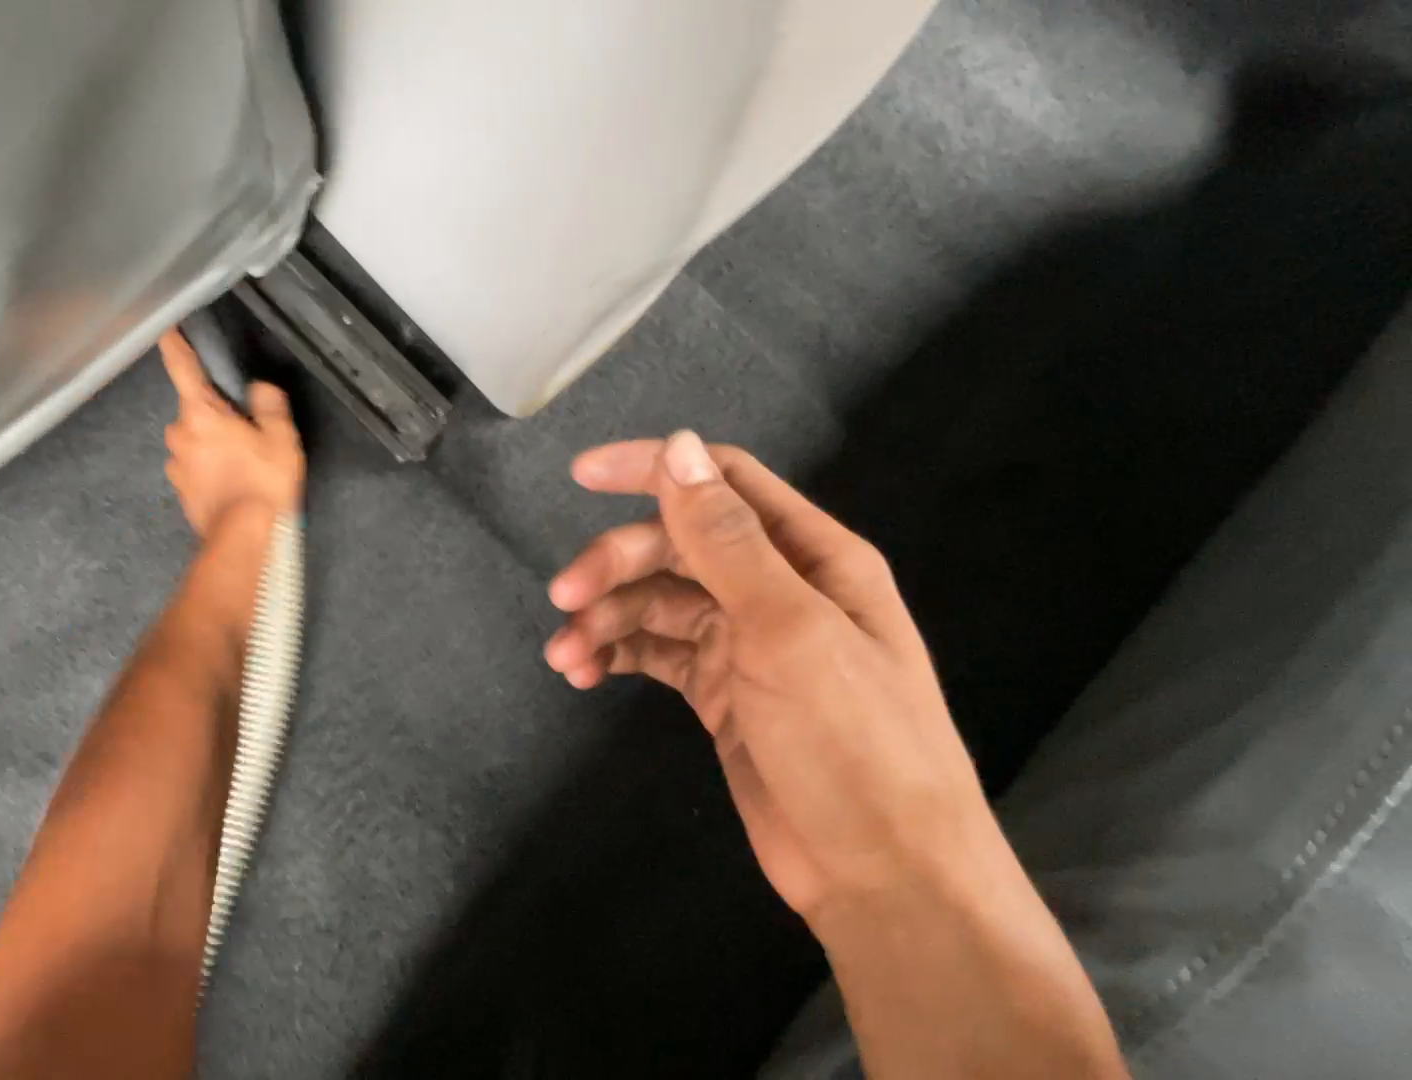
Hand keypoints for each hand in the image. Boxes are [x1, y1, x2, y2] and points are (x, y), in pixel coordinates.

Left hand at [158, 327, 303, 537]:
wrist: (242, 539)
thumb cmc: (262, 482)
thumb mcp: (281, 439)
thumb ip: (270, 406)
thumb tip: (260, 389)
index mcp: (200, 414)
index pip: (182, 368)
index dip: (174, 344)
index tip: (166, 327)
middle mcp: (179, 434)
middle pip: (195, 411)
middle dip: (215, 414)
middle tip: (247, 428)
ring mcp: (176, 465)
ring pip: (195, 442)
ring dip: (213, 445)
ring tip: (244, 462)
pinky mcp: (181, 491)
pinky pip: (196, 467)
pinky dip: (211, 469)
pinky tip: (235, 483)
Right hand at [544, 432, 1003, 918]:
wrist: (883, 877)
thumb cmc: (853, 744)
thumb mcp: (788, 630)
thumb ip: (726, 541)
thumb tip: (677, 447)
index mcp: (811, 557)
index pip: (722, 482)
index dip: (655, 467)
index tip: (581, 475)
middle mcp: (777, 589)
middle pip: (677, 546)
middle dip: (616, 563)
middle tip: (563, 596)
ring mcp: (746, 643)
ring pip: (658, 603)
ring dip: (607, 617)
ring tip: (565, 655)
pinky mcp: (720, 692)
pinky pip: (658, 653)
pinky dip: (619, 655)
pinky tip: (585, 674)